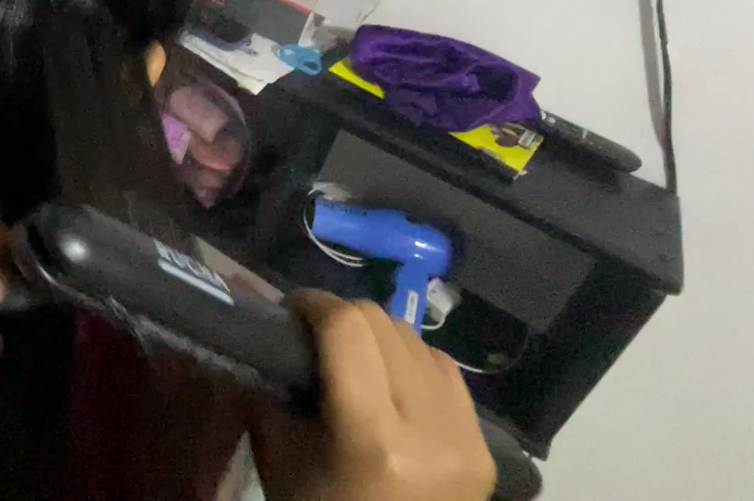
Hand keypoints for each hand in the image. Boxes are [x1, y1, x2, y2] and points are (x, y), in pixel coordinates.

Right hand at [249, 291, 494, 500]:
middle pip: (380, 322)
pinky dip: (410, 360)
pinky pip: (442, 366)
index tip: (289, 311)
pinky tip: (390, 382)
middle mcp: (429, 430)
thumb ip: (273, 384)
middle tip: (314, 335)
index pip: (346, 326)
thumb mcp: (277, 450)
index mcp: (372, 436)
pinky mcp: (484, 447)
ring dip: (376, 336)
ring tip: (352, 359)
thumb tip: (269, 329)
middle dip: (340, 316)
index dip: (312, 303)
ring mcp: (465, 439)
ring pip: (412, 337)